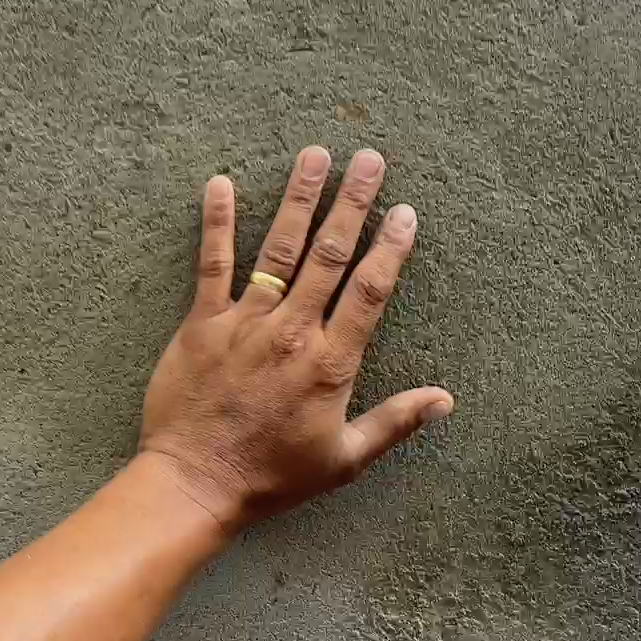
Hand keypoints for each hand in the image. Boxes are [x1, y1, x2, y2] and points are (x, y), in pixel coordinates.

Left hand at [137, 147, 453, 531]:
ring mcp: (244, 323)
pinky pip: (212, 265)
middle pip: (329, 256)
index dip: (389, 249)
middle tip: (368, 160)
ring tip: (315, 156)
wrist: (195, 484)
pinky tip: (220, 184)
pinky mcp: (202, 323)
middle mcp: (291, 332)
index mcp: (330, 363)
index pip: (369, 292)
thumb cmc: (272, 477)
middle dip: (352, 204)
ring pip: (278, 249)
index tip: (404, 212)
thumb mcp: (345, 460)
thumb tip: (445, 399)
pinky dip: (217, 223)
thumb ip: (394, 423)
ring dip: (299, 200)